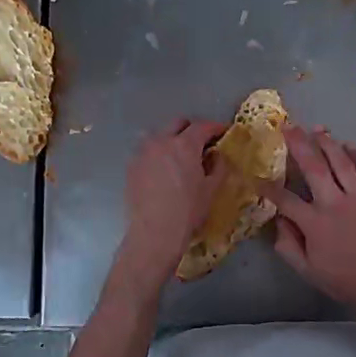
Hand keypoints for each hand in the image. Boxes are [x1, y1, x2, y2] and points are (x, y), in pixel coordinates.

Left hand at [117, 117, 226, 284]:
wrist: (154, 232)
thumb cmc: (187, 211)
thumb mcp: (211, 189)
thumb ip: (218, 167)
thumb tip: (216, 155)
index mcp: (184, 145)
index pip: (203, 127)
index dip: (216, 128)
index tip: (224, 133)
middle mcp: (161, 142)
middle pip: (178, 124)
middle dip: (192, 129)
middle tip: (203, 143)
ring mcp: (142, 153)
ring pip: (159, 136)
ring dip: (172, 139)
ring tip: (180, 156)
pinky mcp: (131, 167)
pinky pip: (147, 152)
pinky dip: (158, 154)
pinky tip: (163, 170)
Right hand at [264, 125, 355, 326]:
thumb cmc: (342, 280)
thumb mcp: (305, 269)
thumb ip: (287, 244)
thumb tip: (279, 221)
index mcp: (314, 223)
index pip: (285, 199)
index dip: (267, 188)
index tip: (255, 177)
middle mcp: (335, 204)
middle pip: (314, 168)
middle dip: (299, 145)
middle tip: (288, 127)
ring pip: (341, 164)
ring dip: (327, 144)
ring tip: (316, 129)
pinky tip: (347, 145)